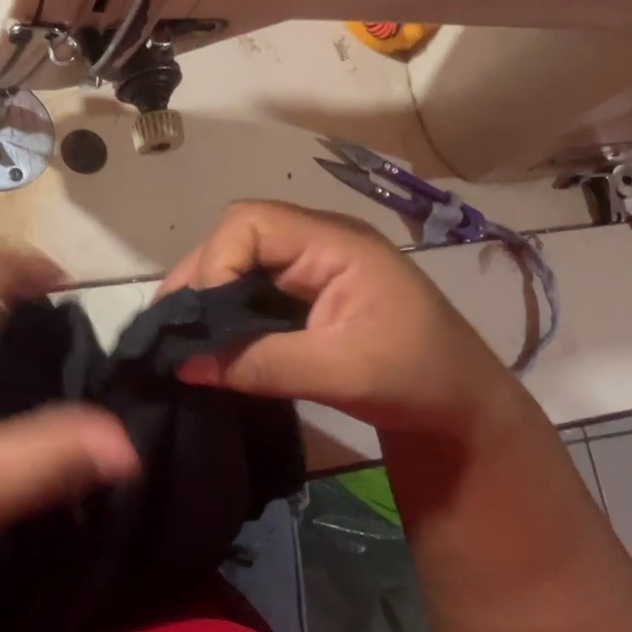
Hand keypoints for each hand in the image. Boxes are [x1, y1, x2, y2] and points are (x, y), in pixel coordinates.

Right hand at [160, 201, 514, 433]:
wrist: (460, 407)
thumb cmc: (417, 378)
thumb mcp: (340, 372)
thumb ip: (261, 364)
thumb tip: (184, 364)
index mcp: (334, 244)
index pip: (250, 224)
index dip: (215, 262)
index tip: (201, 319)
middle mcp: (315, 246)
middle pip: (235, 240)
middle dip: (199, 281)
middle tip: (171, 332)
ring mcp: (308, 272)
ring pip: (236, 267)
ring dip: (206, 300)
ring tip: (181, 340)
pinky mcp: (302, 300)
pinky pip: (248, 294)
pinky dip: (222, 317)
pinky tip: (207, 344)